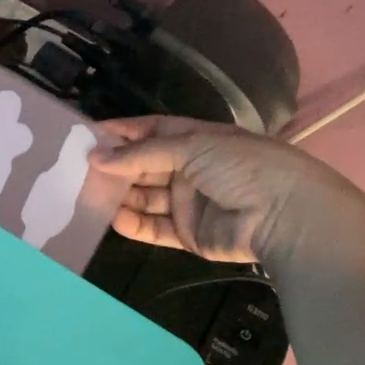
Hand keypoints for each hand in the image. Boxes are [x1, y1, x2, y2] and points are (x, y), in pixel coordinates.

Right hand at [90, 116, 364, 269]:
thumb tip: (95, 157)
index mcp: (199, 140)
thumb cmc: (244, 168)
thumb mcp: (193, 147)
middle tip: (78, 171)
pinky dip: (134, 225)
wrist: (286, 216)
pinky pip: (155, 228)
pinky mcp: (188, 234)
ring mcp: (190, 203)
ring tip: (89, 197)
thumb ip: (142, 155)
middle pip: (144, 166)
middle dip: (115, 167)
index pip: (153, 131)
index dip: (123, 132)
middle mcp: (193, 169)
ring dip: (120, 197)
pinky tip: (114, 220)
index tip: (88, 136)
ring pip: (146, 198)